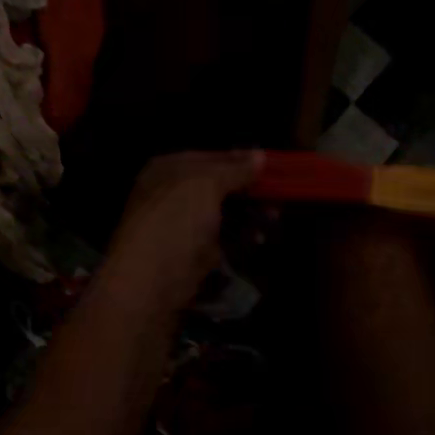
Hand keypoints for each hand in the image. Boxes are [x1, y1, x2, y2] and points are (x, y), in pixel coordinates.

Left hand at [103, 150, 263, 304]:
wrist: (156, 277)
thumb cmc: (176, 221)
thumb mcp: (204, 184)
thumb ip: (233, 170)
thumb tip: (261, 156)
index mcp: (170, 168)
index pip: (211, 157)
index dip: (240, 161)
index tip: (271, 167)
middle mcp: (175, 193)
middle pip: (220, 187)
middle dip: (249, 191)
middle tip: (278, 196)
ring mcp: (186, 225)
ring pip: (225, 214)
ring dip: (250, 216)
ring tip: (274, 218)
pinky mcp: (196, 253)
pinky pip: (225, 240)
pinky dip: (242, 239)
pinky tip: (258, 240)